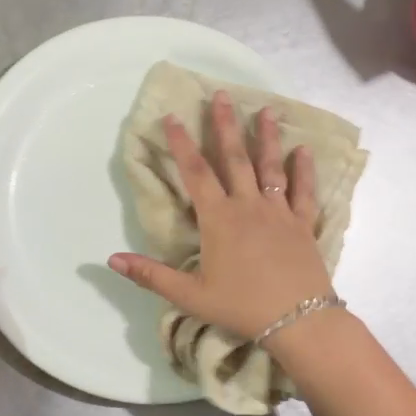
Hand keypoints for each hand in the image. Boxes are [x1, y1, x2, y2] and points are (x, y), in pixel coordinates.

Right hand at [108, 91, 333, 342]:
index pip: (195, 173)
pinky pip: (303, 192)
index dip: (182, 144)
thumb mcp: (190, 295)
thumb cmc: (241, 307)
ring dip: (267, 137)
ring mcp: (279, 213)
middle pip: (235, 158)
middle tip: (221, 95)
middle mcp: (248, 207)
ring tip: (266, 110)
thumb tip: (111, 259)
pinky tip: (304, 151)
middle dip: (225, 125)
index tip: (173, 117)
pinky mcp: (304, 225)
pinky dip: (304, 170)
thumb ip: (151, 275)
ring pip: (270, 168)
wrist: (299, 320)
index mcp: (219, 219)